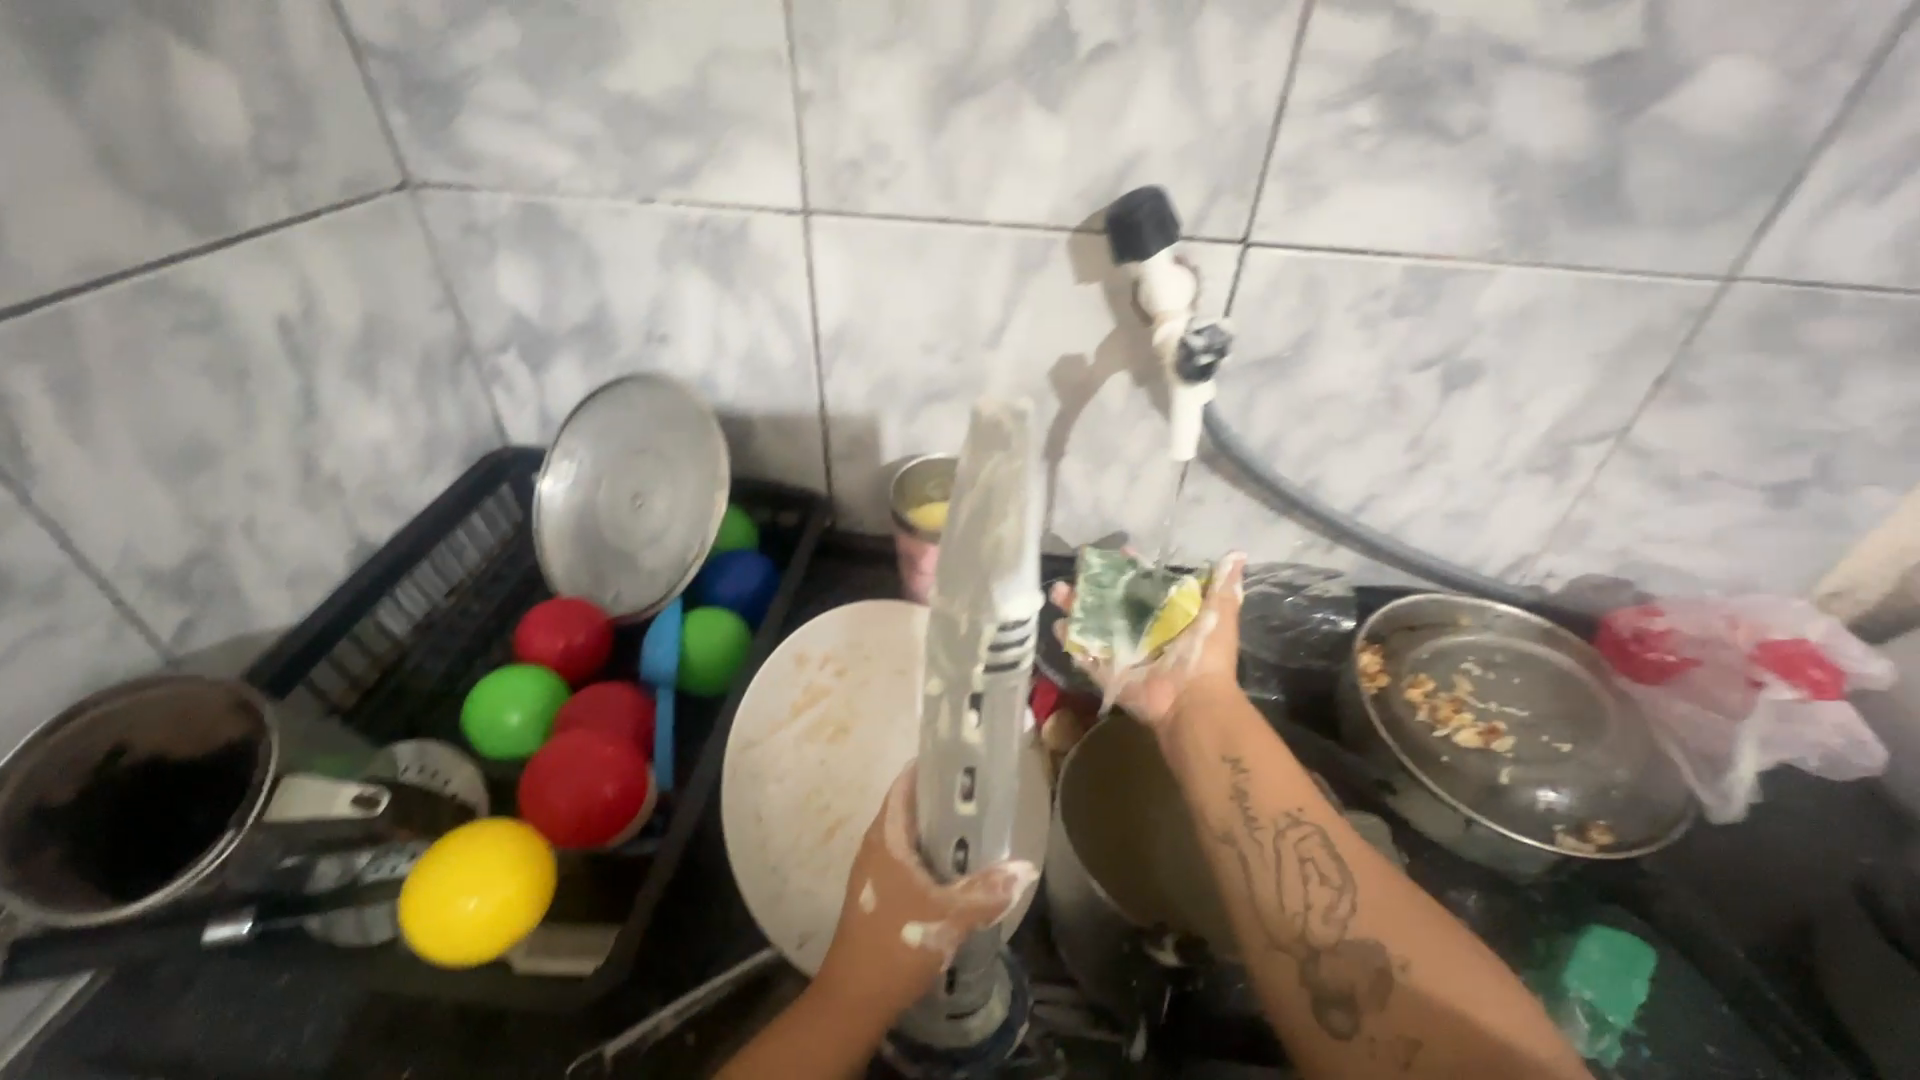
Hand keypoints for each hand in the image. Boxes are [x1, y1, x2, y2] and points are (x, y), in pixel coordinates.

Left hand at [813, 763, 1037, 1019]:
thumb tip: (1025, 868)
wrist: (853, 999)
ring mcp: (873, 871)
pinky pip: (905, 859)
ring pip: (907, 837)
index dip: (928, 767)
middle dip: (940, 798)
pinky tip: (957, 868)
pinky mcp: (877, 894)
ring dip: (936, 829)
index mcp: (885, 838)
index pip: (903, 786)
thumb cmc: (896, 946)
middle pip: (907, 808)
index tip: (961, 758)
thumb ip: (988, 892)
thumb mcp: (949, 918)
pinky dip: (929, 854)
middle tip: (980, 791)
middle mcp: (875, 847)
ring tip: (976, 824)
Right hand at [1049, 551, 1245, 730]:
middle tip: (1078, 571)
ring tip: (1059, 592)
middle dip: (1093, 588)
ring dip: (1075, 609)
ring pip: (1093, 626)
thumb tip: (1238, 554)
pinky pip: (1086, 656)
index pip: (1146, 588)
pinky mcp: (1109, 673)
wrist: (1193, 699)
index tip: (1119, 554)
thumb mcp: (1220, 615)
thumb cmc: (1206, 655)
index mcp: (1167, 618)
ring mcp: (1124, 653)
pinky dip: (1071, 642)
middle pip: (1112, 605)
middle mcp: (1143, 633)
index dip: (1132, 571)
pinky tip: (1058, 624)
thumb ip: (1224, 587)